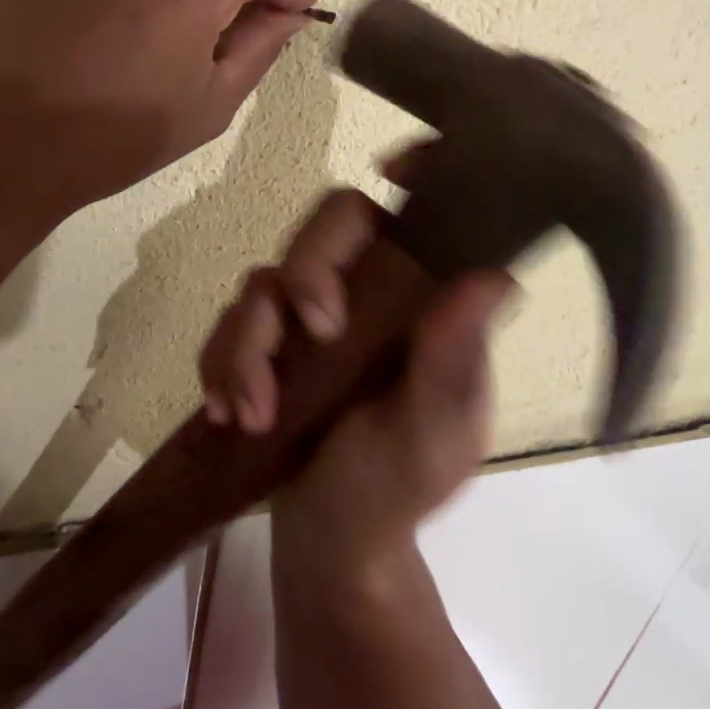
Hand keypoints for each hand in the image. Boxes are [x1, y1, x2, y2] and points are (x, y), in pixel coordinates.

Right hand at [199, 189, 516, 555]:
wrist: (331, 542)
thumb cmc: (398, 489)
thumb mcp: (436, 435)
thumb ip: (454, 364)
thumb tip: (490, 278)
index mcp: (420, 302)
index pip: (420, 214)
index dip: (417, 171)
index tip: (391, 166)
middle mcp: (364, 294)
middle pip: (324, 225)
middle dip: (305, 272)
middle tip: (311, 333)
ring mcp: (304, 318)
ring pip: (262, 281)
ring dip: (248, 344)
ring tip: (254, 413)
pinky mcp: (259, 345)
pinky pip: (223, 326)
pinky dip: (219, 365)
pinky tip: (228, 413)